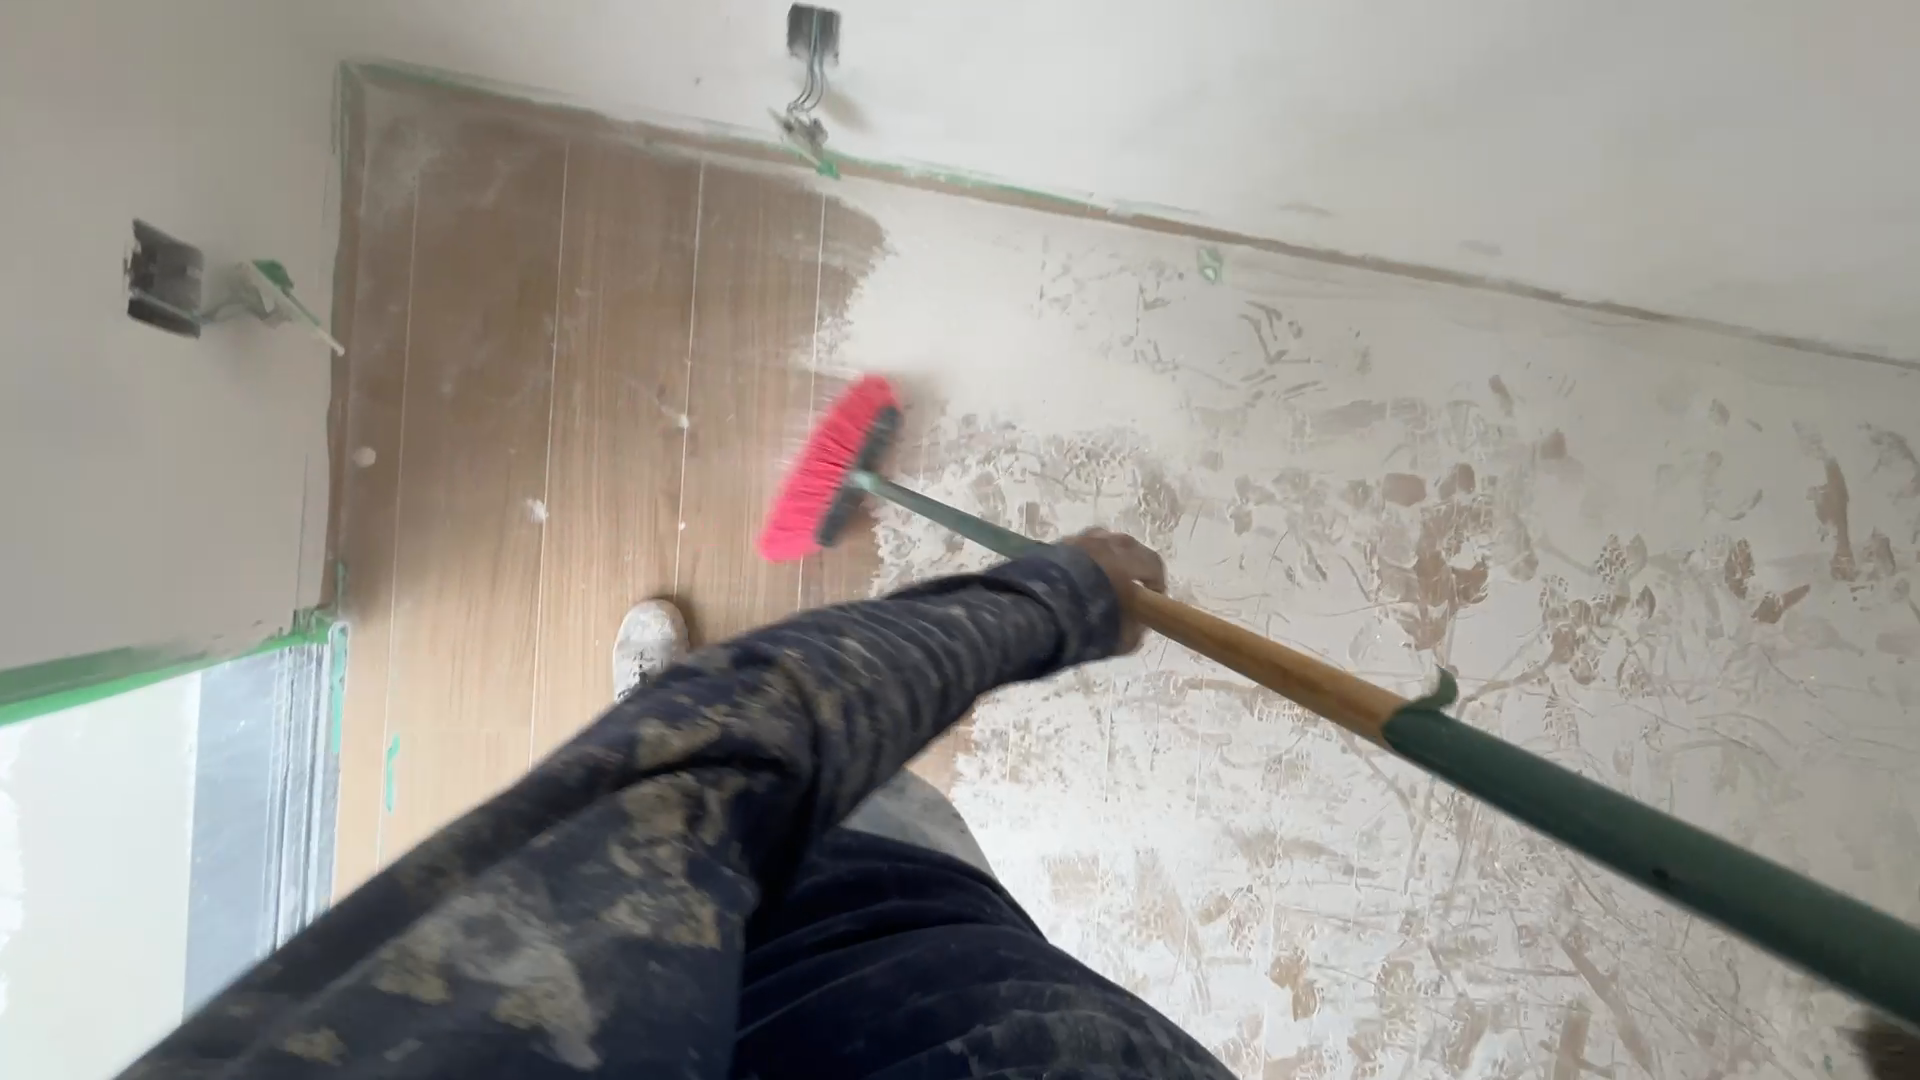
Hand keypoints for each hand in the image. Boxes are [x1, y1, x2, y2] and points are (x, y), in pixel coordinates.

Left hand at [1062, 528, 1165, 652]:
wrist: (1037, 611)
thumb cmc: (1088, 621)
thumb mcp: (1123, 637)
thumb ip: (1137, 626)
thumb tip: (1137, 621)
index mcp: (1128, 558)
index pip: (1154, 564)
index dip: (1156, 583)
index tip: (1153, 599)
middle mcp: (1105, 541)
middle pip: (1127, 549)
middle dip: (1132, 568)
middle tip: (1127, 590)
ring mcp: (1077, 540)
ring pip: (1100, 546)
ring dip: (1105, 561)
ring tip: (1098, 583)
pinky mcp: (1054, 545)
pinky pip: (1076, 551)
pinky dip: (1081, 563)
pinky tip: (1074, 582)